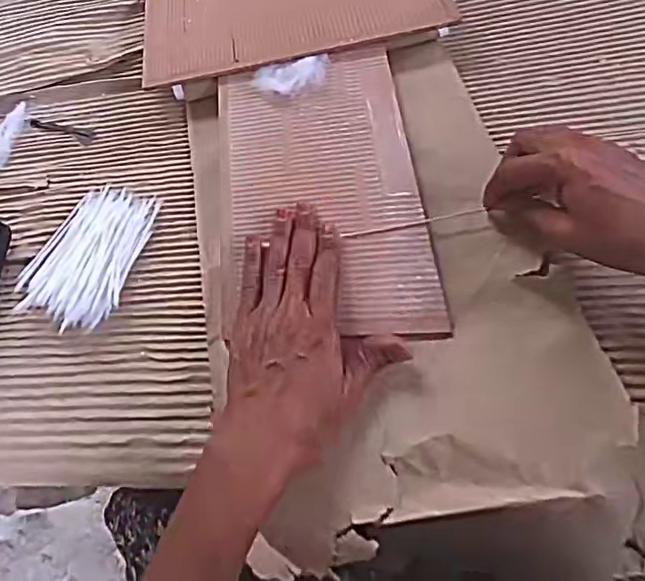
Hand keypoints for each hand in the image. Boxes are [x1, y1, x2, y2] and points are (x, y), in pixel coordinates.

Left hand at [216, 204, 409, 486]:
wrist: (259, 439)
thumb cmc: (304, 421)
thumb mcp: (347, 393)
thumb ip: (371, 360)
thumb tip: (400, 345)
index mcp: (319, 328)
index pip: (326, 277)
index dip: (329, 249)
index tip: (330, 227)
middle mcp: (291, 316)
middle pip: (299, 263)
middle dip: (303, 231)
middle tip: (305, 206)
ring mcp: (264, 318)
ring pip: (274, 267)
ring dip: (279, 237)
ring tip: (281, 212)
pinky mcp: (243, 327)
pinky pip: (248, 286)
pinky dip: (252, 262)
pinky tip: (255, 244)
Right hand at [482, 126, 644, 288]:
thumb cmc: (636, 238)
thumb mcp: (569, 236)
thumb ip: (531, 219)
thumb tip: (513, 212)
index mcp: (563, 162)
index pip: (513, 169)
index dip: (496, 189)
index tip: (494, 205)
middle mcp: (580, 145)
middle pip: (525, 141)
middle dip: (510, 166)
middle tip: (508, 194)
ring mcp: (600, 146)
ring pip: (548, 139)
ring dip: (533, 160)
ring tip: (532, 192)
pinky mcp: (615, 154)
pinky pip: (572, 145)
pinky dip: (556, 160)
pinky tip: (562, 188)